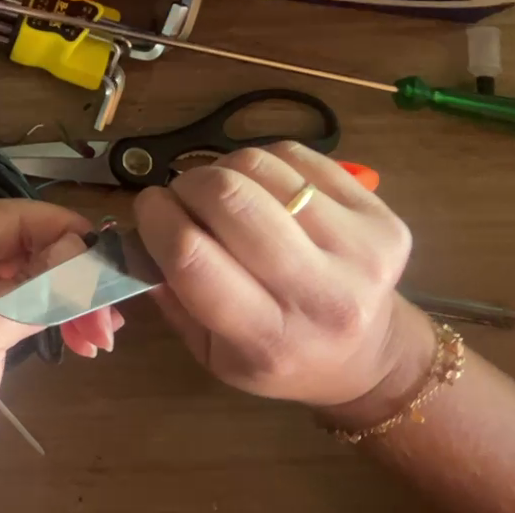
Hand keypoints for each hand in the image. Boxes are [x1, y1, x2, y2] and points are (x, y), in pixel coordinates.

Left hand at [0, 201, 122, 506]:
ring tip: (100, 338)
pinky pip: (27, 300)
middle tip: (110, 320)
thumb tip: (84, 248)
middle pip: (30, 242)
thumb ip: (29, 289)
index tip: (117, 272)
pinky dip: (57, 315)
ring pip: (35, 271)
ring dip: (72, 298)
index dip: (70, 236)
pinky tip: (82, 339)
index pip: (17, 216)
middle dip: (74, 276)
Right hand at [134, 141, 432, 412]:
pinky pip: (293, 155)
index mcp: (267, 336)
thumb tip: (134, 231)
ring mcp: (359, 250)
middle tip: (185, 200)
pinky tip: (263, 190)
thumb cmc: (273, 355)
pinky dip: (262, 163)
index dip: (155, 217)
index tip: (148, 211)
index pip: (190, 254)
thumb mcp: (207, 349)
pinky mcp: (380, 216)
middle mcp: (321, 295)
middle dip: (186, 186)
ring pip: (256, 165)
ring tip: (226, 197)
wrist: (369, 359)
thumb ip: (166, 291)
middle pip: (226, 196)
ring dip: (223, 169)